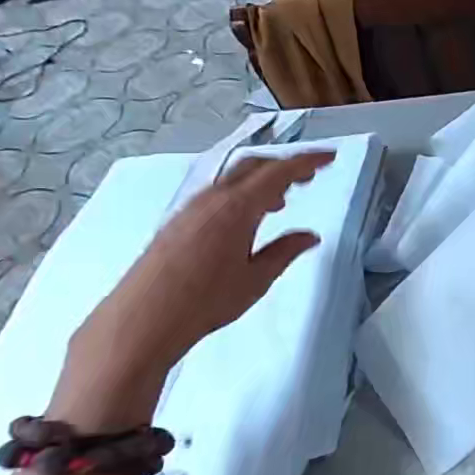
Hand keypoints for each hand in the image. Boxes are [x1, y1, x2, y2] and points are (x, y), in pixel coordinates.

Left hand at [53, 152, 332, 429]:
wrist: (144, 317)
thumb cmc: (207, 300)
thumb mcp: (257, 279)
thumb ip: (285, 251)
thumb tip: (311, 236)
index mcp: (238, 207)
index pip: (279, 172)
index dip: (307, 162)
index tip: (330, 157)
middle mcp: (213, 198)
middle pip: (254, 166)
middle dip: (284, 167)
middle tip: (309, 177)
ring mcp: (192, 207)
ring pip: (233, 179)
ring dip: (261, 181)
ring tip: (282, 201)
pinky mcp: (179, 221)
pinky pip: (218, 193)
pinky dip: (241, 194)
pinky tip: (247, 219)